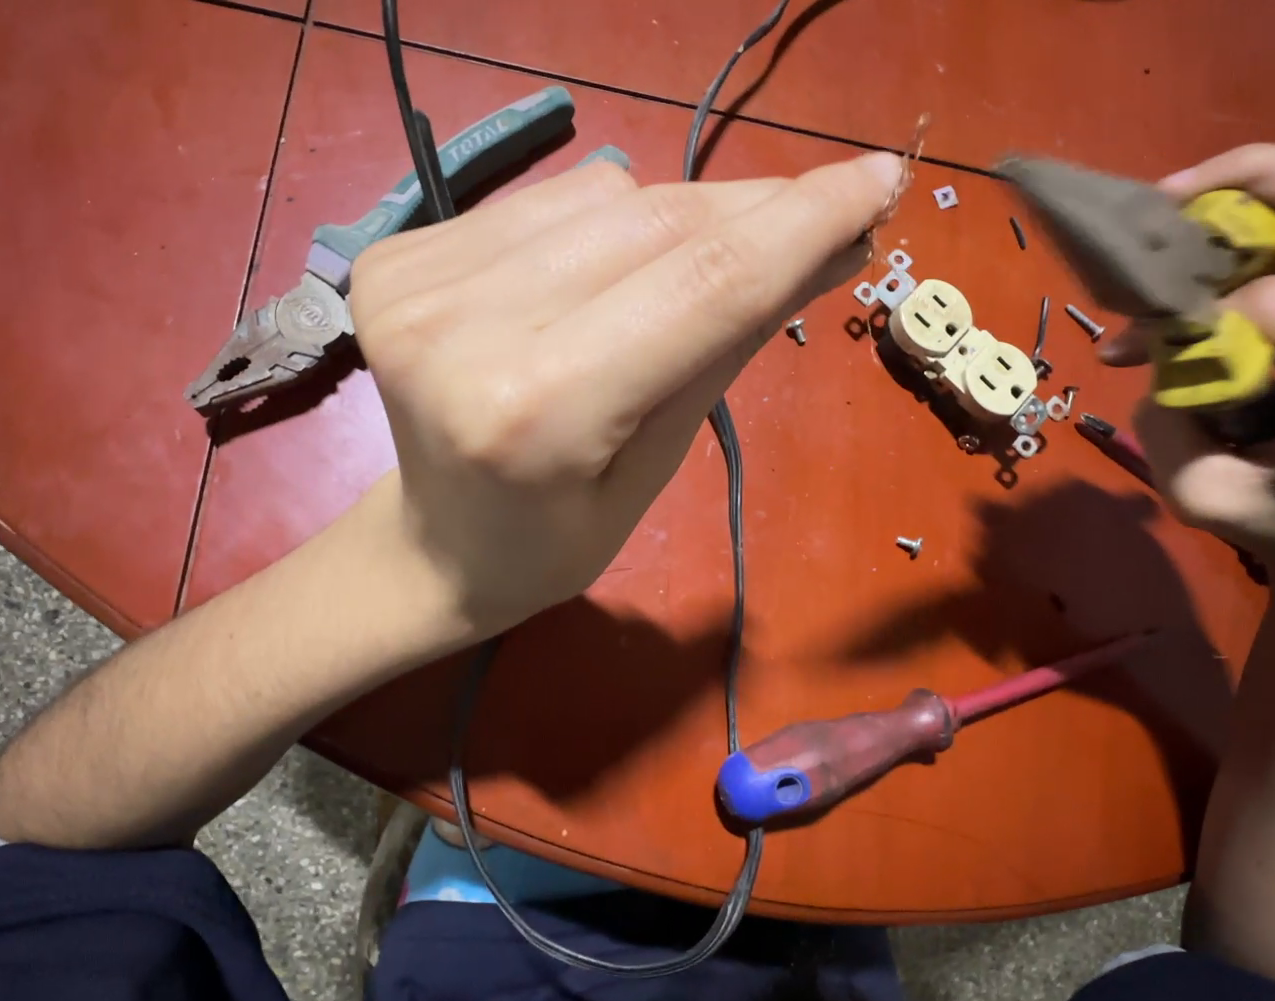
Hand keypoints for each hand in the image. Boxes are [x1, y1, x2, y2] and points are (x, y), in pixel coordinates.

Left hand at [347, 153, 899, 635]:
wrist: (434, 547)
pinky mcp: (397, 256)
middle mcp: (463, 329)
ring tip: (692, 276)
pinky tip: (605, 274)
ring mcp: (417, 282)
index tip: (877, 179)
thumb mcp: (654, 473)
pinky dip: (602, 223)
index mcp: (537, 412)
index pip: (699, 287)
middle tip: (827, 211)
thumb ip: (723, 353)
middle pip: (651, 223)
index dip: (799, 225)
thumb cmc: (554, 541)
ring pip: (601, 195)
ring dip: (679, 217)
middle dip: (755, 211)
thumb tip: (820, 247)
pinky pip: (544, 203)